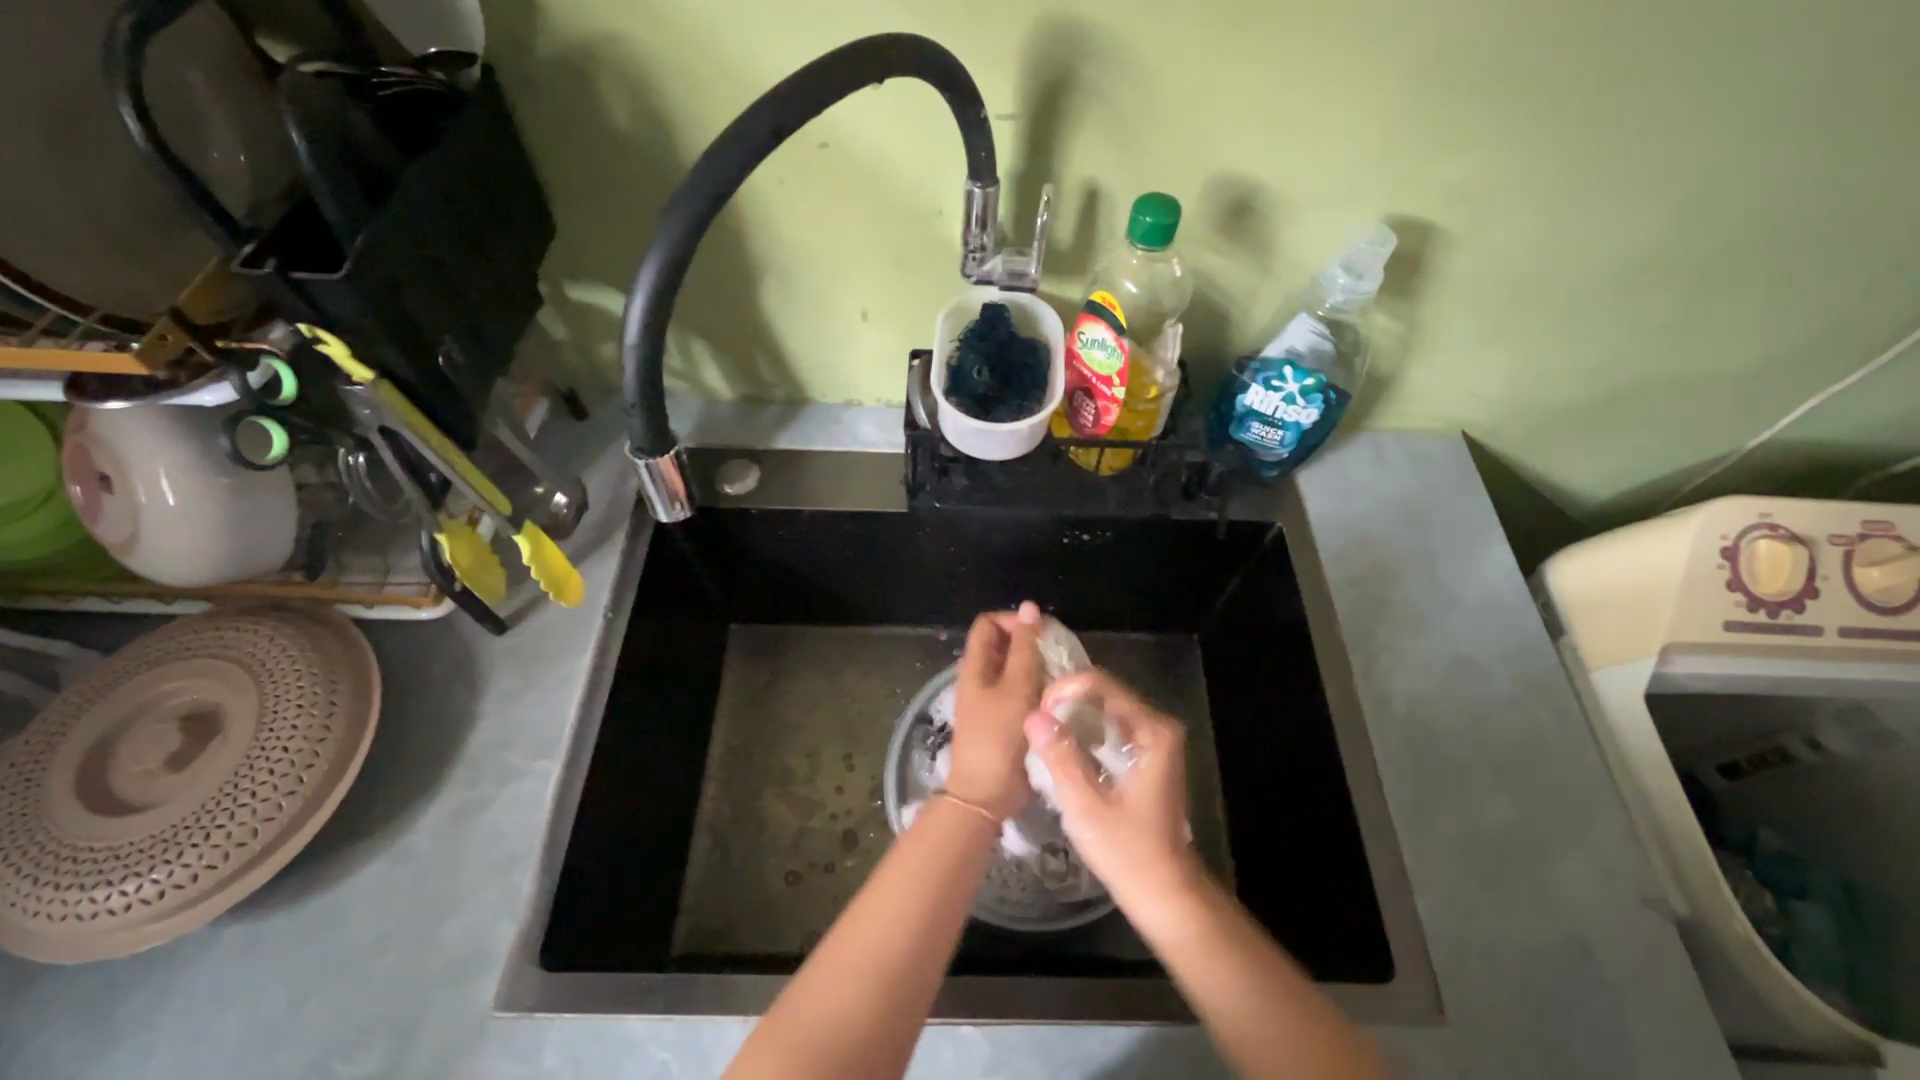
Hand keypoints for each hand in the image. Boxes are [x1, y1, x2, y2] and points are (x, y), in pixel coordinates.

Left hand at [947, 601, 1045, 818]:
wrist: (987, 793)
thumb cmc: (999, 736)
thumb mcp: (1017, 686)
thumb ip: (1025, 647)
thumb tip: (1029, 607)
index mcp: (975, 665)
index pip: (989, 623)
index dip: (1014, 621)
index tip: (1043, 634)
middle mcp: (980, 679)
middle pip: (1004, 646)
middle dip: (1031, 645)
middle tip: (1060, 656)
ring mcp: (991, 701)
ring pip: (1016, 671)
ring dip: (1039, 670)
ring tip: (1064, 677)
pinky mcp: (1005, 721)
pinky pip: (1023, 695)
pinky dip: (1039, 692)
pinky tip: (1060, 700)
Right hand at [1023, 670, 1204, 917]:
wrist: (1165, 893)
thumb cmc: (1128, 853)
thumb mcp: (1086, 806)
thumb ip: (1059, 757)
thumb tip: (1032, 716)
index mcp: (1153, 731)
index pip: (1102, 685)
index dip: (1063, 690)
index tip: (1034, 712)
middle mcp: (1158, 728)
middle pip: (1105, 693)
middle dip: (1065, 702)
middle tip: (1030, 722)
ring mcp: (1155, 743)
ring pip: (1106, 711)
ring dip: (1072, 718)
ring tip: (1037, 733)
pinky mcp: (1147, 758)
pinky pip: (1110, 730)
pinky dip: (1084, 734)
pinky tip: (1058, 749)